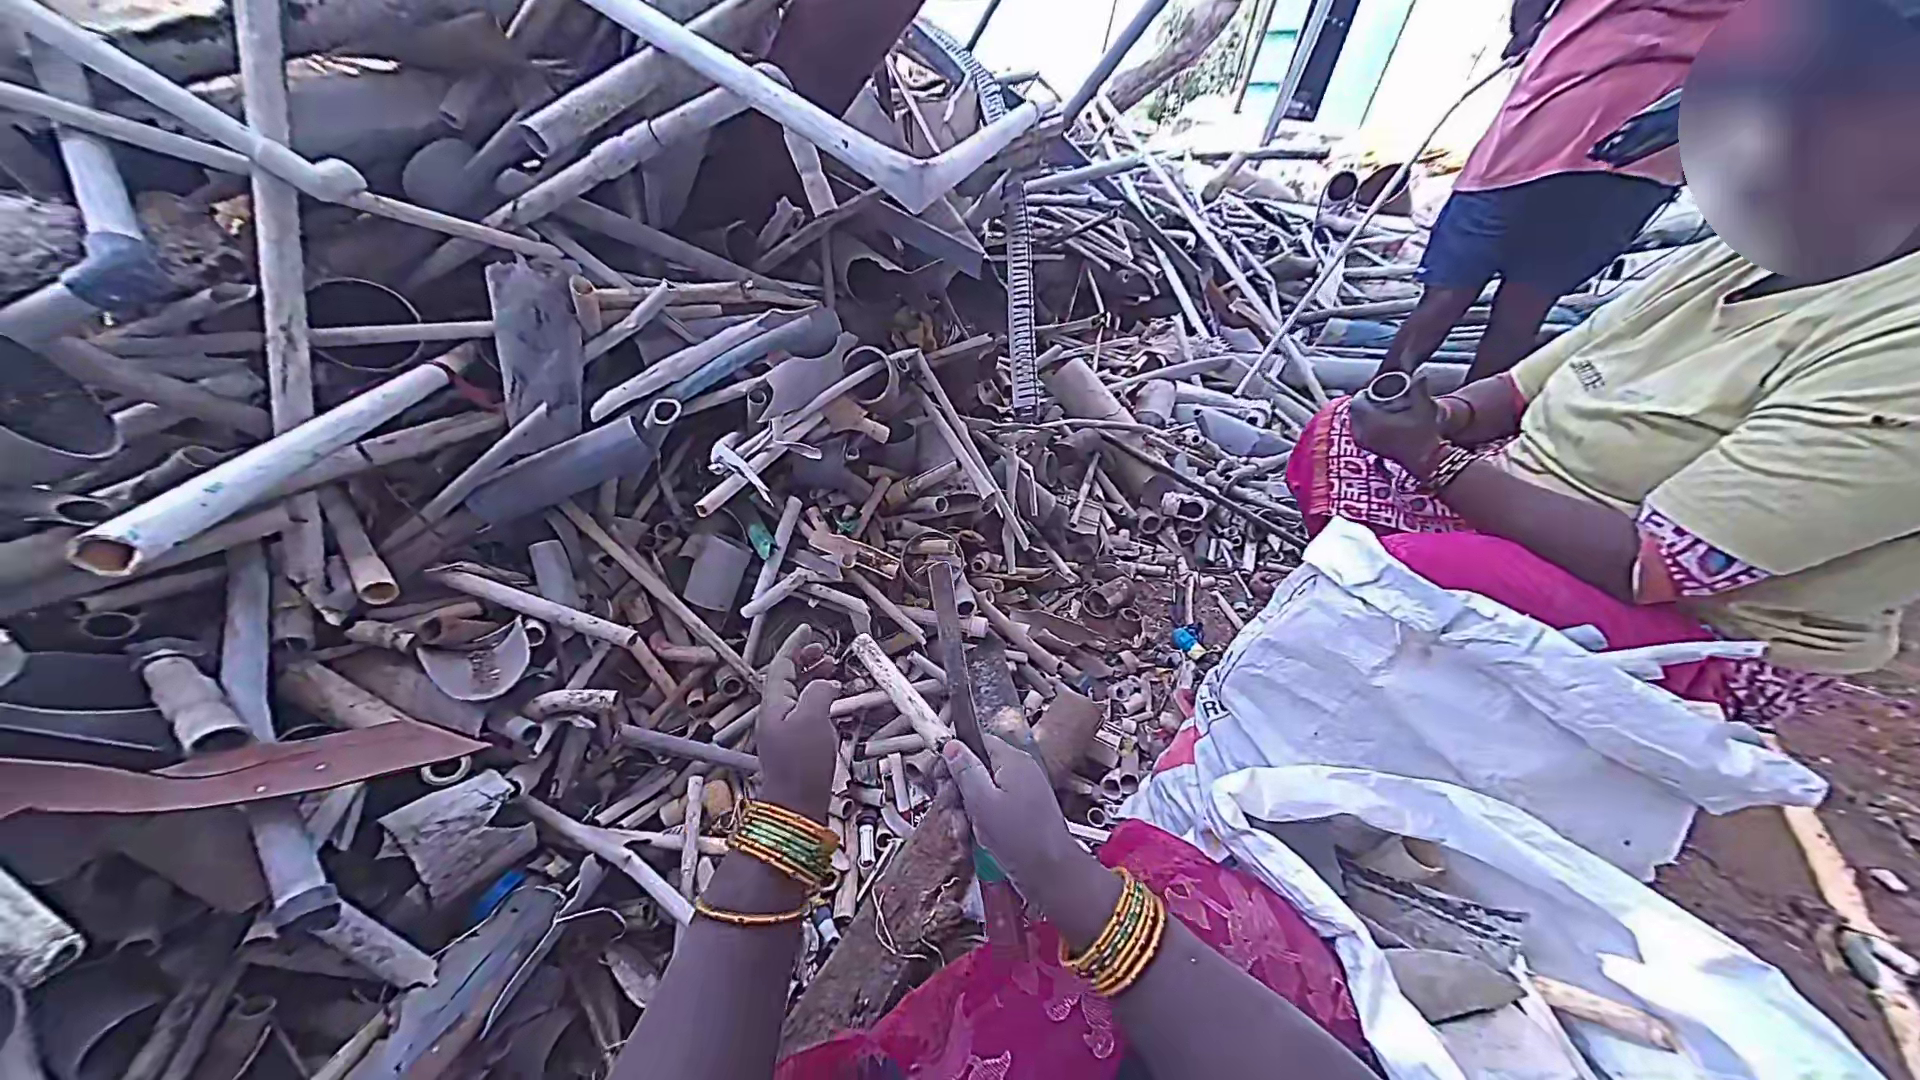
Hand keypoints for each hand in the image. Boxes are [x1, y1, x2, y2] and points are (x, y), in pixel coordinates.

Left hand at [754, 624, 838, 821]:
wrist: (796, 806)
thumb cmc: (801, 766)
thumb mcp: (813, 719)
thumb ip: (818, 692)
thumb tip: (826, 683)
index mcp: (773, 704)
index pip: (781, 665)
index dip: (795, 646)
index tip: (807, 630)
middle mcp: (774, 714)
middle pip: (787, 677)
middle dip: (805, 660)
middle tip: (825, 651)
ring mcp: (782, 729)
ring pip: (796, 692)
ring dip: (813, 677)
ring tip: (832, 671)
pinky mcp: (794, 743)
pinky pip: (804, 708)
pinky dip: (817, 696)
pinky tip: (831, 701)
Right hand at [941, 737, 1113, 930]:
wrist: (1054, 876)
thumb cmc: (1020, 840)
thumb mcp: (981, 802)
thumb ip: (965, 770)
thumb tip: (952, 745)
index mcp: (1013, 760)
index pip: (977, 740)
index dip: (956, 756)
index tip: (941, 776)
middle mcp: (1022, 769)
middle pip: (981, 765)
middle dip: (963, 785)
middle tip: (956, 807)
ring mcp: (1027, 790)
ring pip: (987, 787)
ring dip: (973, 805)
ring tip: (969, 826)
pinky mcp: (1027, 810)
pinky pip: (998, 803)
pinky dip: (987, 817)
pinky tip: (984, 834)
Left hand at [1349, 377, 1444, 472]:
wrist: (1425, 458)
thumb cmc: (1424, 433)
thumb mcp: (1423, 408)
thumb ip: (1419, 389)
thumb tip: (1420, 375)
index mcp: (1371, 420)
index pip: (1358, 401)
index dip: (1366, 393)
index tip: (1375, 389)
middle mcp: (1362, 431)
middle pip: (1355, 411)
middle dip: (1364, 402)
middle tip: (1376, 397)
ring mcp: (1362, 441)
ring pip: (1355, 421)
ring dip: (1363, 414)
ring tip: (1378, 408)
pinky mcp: (1367, 447)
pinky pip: (1358, 431)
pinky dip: (1364, 424)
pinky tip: (1377, 422)